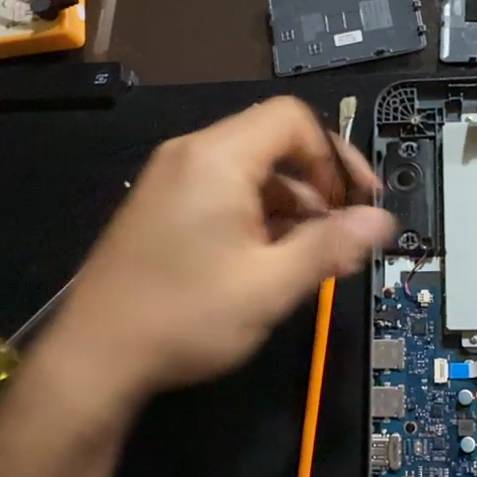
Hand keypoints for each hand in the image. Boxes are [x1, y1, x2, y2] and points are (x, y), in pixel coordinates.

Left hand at [36, 97, 394, 400]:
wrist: (93, 358)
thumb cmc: (183, 317)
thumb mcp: (269, 286)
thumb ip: (330, 246)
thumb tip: (382, 221)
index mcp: (217, 159)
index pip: (293, 119)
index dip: (335, 155)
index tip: (357, 202)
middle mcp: (191, 156)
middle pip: (273, 143)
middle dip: (317, 184)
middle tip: (342, 233)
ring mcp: (172, 181)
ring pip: (251, 172)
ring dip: (291, 205)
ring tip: (311, 256)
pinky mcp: (162, 208)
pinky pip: (224, 193)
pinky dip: (258, 216)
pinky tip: (271, 260)